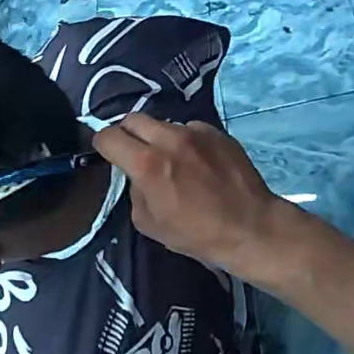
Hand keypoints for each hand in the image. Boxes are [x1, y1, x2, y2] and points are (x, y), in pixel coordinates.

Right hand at [91, 113, 294, 273]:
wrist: (251, 227)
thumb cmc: (197, 234)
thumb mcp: (150, 224)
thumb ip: (134, 192)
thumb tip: (137, 176)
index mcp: (148, 163)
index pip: (109, 136)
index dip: (102, 145)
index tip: (107, 154)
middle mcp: (169, 139)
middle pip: (133, 119)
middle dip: (127, 134)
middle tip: (133, 153)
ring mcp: (196, 132)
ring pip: (163, 123)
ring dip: (158, 138)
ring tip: (170, 160)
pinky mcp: (217, 132)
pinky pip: (189, 129)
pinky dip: (185, 141)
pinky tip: (196, 162)